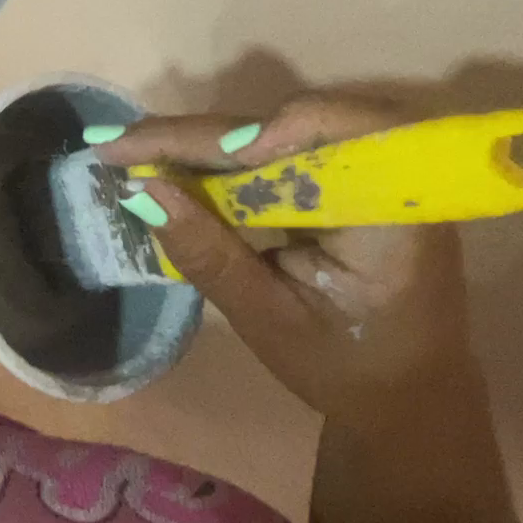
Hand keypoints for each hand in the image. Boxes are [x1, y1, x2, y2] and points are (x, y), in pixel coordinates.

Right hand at [94, 93, 481, 428]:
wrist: (405, 398)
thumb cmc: (345, 369)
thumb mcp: (266, 319)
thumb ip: (208, 255)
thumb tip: (141, 191)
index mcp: (390, 217)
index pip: (342, 133)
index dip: (272, 128)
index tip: (208, 155)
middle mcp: (381, 179)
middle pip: (286, 124)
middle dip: (198, 136)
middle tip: (117, 146)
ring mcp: (357, 176)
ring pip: (268, 132)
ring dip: (197, 142)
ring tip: (130, 152)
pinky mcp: (334, 181)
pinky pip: (267, 152)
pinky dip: (213, 158)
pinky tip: (167, 164)